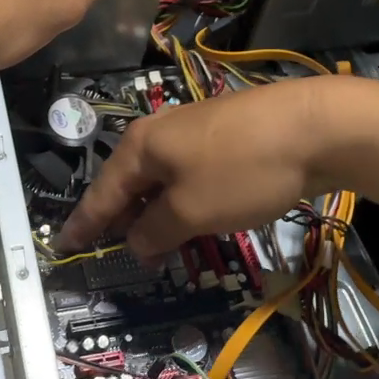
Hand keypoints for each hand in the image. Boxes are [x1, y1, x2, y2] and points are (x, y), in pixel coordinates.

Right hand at [57, 76, 378, 261]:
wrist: (314, 126)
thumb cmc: (241, 170)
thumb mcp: (192, 211)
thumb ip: (155, 230)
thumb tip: (135, 242)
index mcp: (140, 146)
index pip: (101, 192)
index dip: (84, 223)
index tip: (64, 246)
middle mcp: (158, 132)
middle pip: (128, 182)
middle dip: (118, 218)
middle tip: (109, 251)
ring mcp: (192, 130)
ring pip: (160, 179)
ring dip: (153, 212)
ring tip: (151, 245)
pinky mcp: (222, 136)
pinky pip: (187, 174)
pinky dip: (180, 200)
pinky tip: (192, 218)